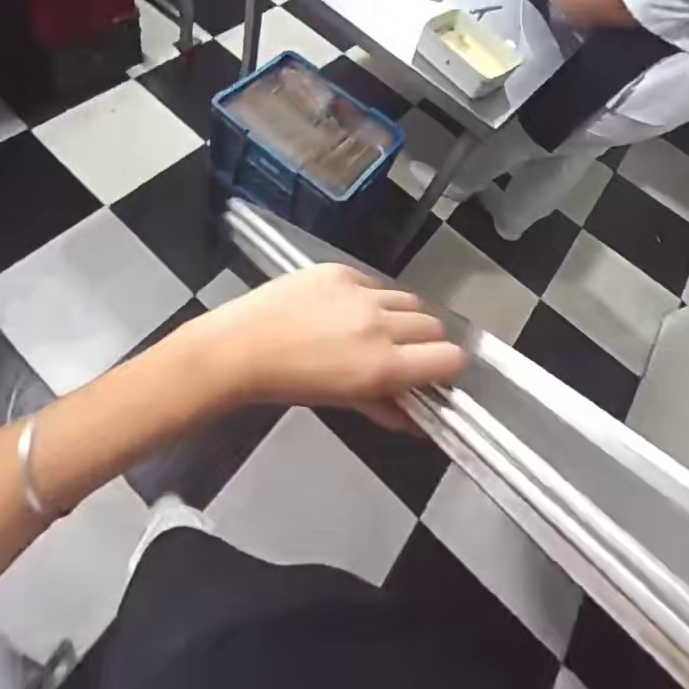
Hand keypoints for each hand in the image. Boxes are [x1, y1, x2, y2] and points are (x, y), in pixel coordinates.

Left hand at [179, 264, 465, 432]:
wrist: (240, 348)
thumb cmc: (288, 384)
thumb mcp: (341, 401)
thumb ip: (385, 407)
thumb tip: (415, 417)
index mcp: (383, 366)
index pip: (449, 358)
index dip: (445, 366)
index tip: (432, 370)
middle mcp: (379, 326)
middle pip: (433, 326)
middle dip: (424, 342)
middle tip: (401, 351)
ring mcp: (359, 293)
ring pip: (407, 299)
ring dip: (400, 316)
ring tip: (372, 327)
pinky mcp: (338, 270)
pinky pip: (373, 282)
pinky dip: (369, 296)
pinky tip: (342, 308)